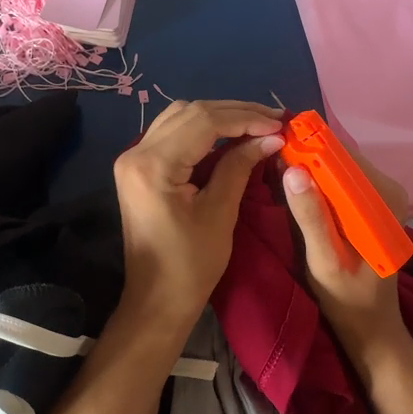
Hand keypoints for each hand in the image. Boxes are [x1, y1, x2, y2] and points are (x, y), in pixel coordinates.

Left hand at [113, 100, 284, 335]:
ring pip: (180, 116)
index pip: (203, 122)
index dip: (244, 118)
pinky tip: (229, 134)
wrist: (155, 300)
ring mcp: (133, 157)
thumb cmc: (190, 266)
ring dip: (218, 116)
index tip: (279, 124)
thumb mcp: (219, 213)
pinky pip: (172, 132)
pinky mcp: (138, 166)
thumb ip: (239, 166)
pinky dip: (202, 128)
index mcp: (153, 165)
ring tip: (256, 124)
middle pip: (190, 112)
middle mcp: (136, 152)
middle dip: (235, 112)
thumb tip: (271, 136)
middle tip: (273, 120)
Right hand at [282, 150, 411, 360]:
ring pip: (339, 166)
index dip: (309, 147)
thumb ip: (311, 216)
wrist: (370, 324)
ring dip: (309, 165)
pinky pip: (341, 179)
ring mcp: (380, 195)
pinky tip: (295, 185)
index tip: (277, 142)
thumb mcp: (324, 260)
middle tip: (271, 155)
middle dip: (307, 154)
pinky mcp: (370, 203)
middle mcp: (388, 190)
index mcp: (384, 201)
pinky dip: (317, 178)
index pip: (343, 158)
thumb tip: (293, 169)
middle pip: (341, 158)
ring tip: (277, 166)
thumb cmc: (346, 297)